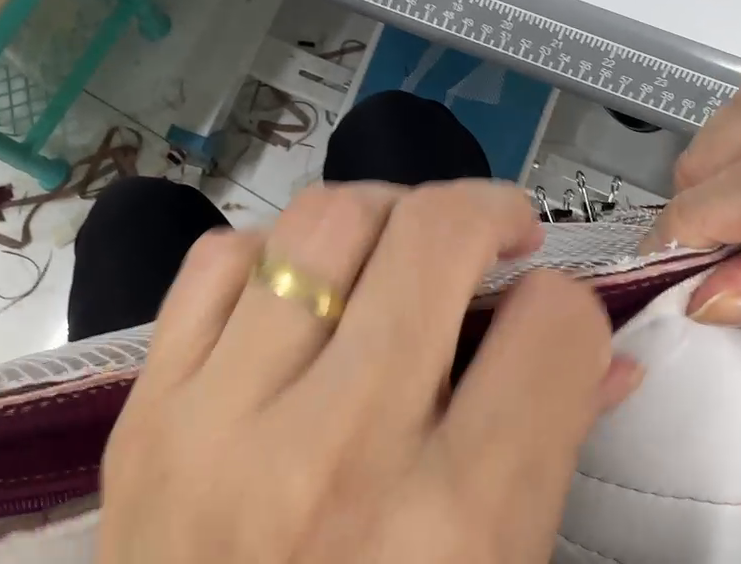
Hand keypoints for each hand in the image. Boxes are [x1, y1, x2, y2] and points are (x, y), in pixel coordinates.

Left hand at [97, 181, 641, 563]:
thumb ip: (550, 453)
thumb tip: (595, 345)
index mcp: (454, 527)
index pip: (551, 331)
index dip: (569, 308)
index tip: (548, 317)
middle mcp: (336, 455)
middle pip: (432, 238)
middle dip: (486, 213)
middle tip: (494, 236)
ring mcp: (221, 423)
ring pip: (322, 223)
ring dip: (383, 213)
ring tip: (399, 248)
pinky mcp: (145, 412)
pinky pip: (218, 260)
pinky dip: (272, 251)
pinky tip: (296, 290)